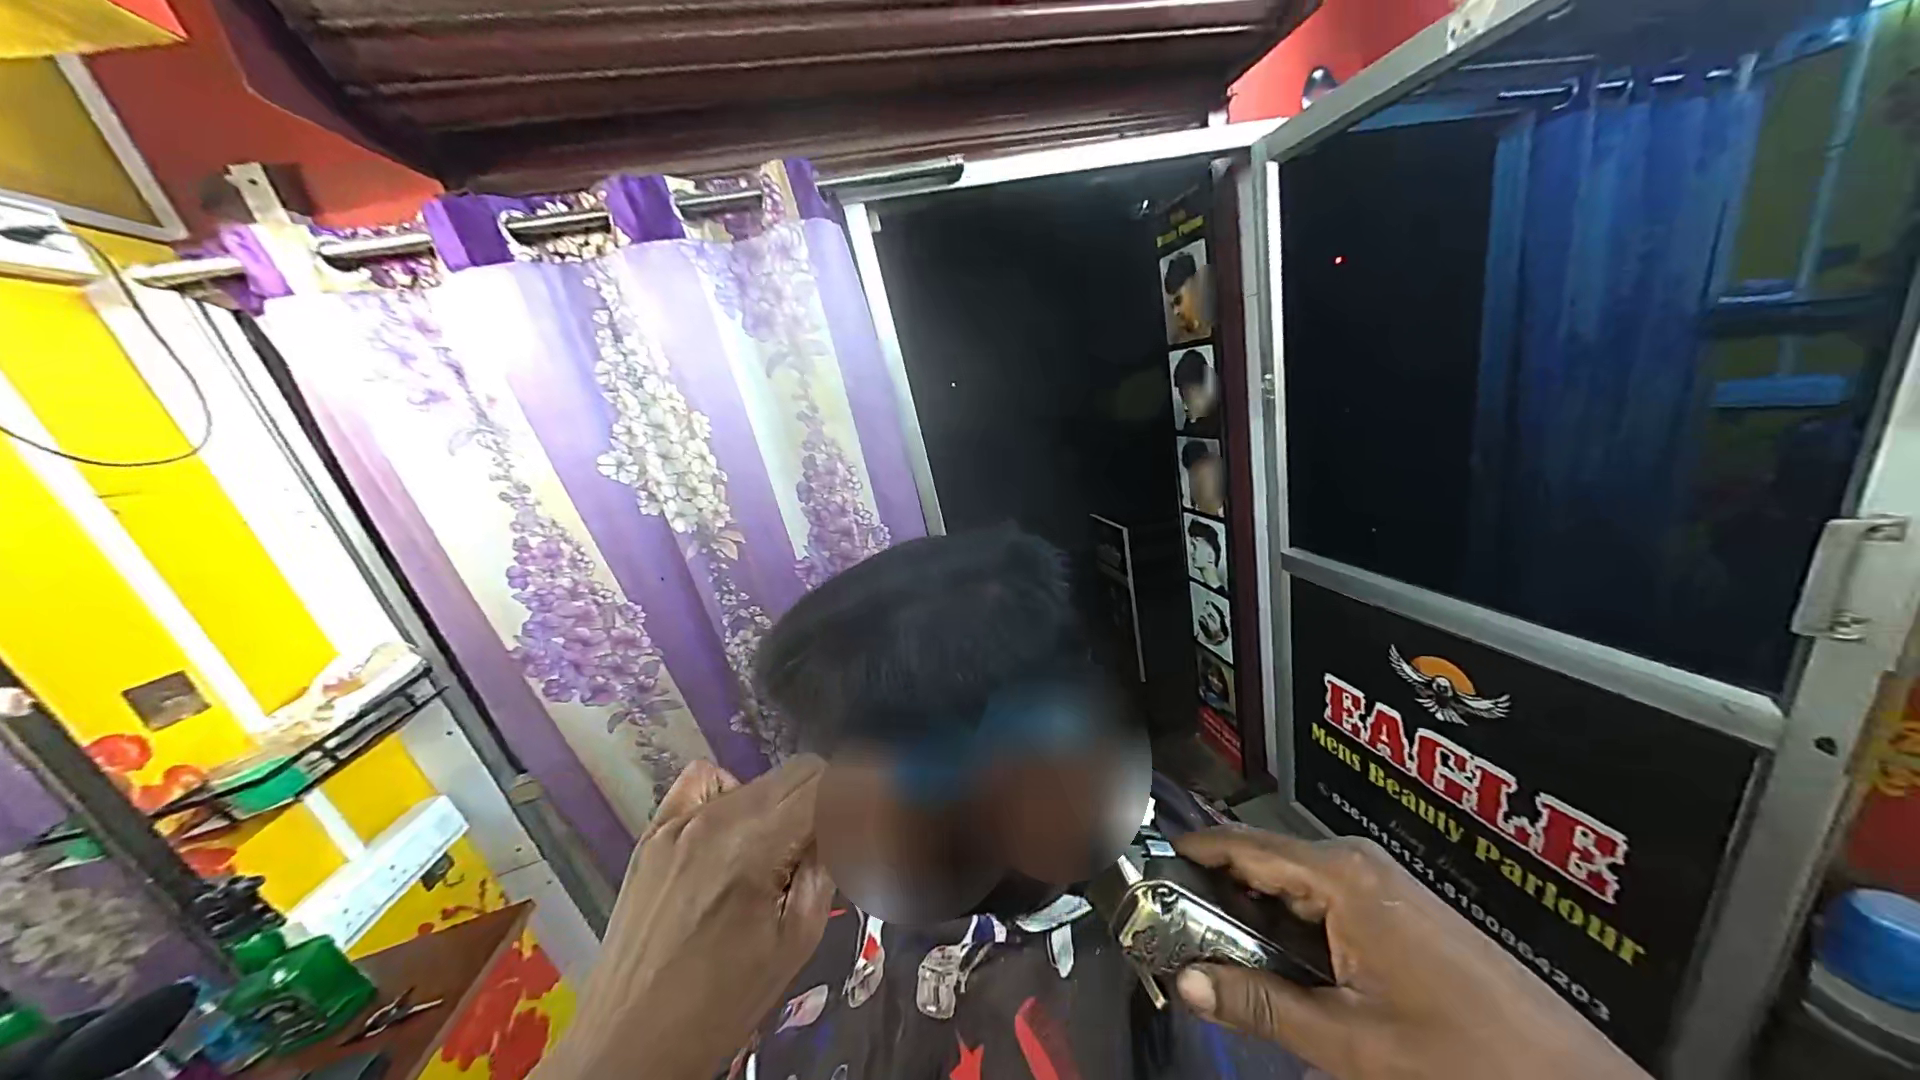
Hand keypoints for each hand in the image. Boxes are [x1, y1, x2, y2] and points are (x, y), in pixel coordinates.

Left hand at [535, 756, 833, 1079]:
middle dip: (829, 798)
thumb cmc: (722, 1002)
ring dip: (786, 803)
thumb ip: (830, 862)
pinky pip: (705, 781)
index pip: (828, 782)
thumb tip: (854, 817)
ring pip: (760, 779)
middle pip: (799, 771)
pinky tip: (734, 833)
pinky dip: (733, 793)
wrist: (627, 1044)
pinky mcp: (654, 830)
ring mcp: (679, 818)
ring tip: (781, 852)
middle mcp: (718, 815)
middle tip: (834, 841)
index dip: (859, 795)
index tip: (871, 818)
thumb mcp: (798, 937)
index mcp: (757, 842)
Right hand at [1170, 827, 1647, 1079]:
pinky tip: (1276, 962)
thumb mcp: (1351, 1044)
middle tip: (1170, 923)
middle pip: (1263, 862)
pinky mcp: (1398, 908)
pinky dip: (1289, 926)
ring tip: (1212, 947)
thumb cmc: (1463, 1063)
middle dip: (1215, 892)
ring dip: (1251, 914)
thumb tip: (1185, 982)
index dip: (1191, 855)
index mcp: (1341, 875)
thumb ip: (1260, 1005)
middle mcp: (1357, 863)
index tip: (1148, 871)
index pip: (1242, 846)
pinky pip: (1322, 902)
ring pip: (1290, 885)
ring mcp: (1382, 883)